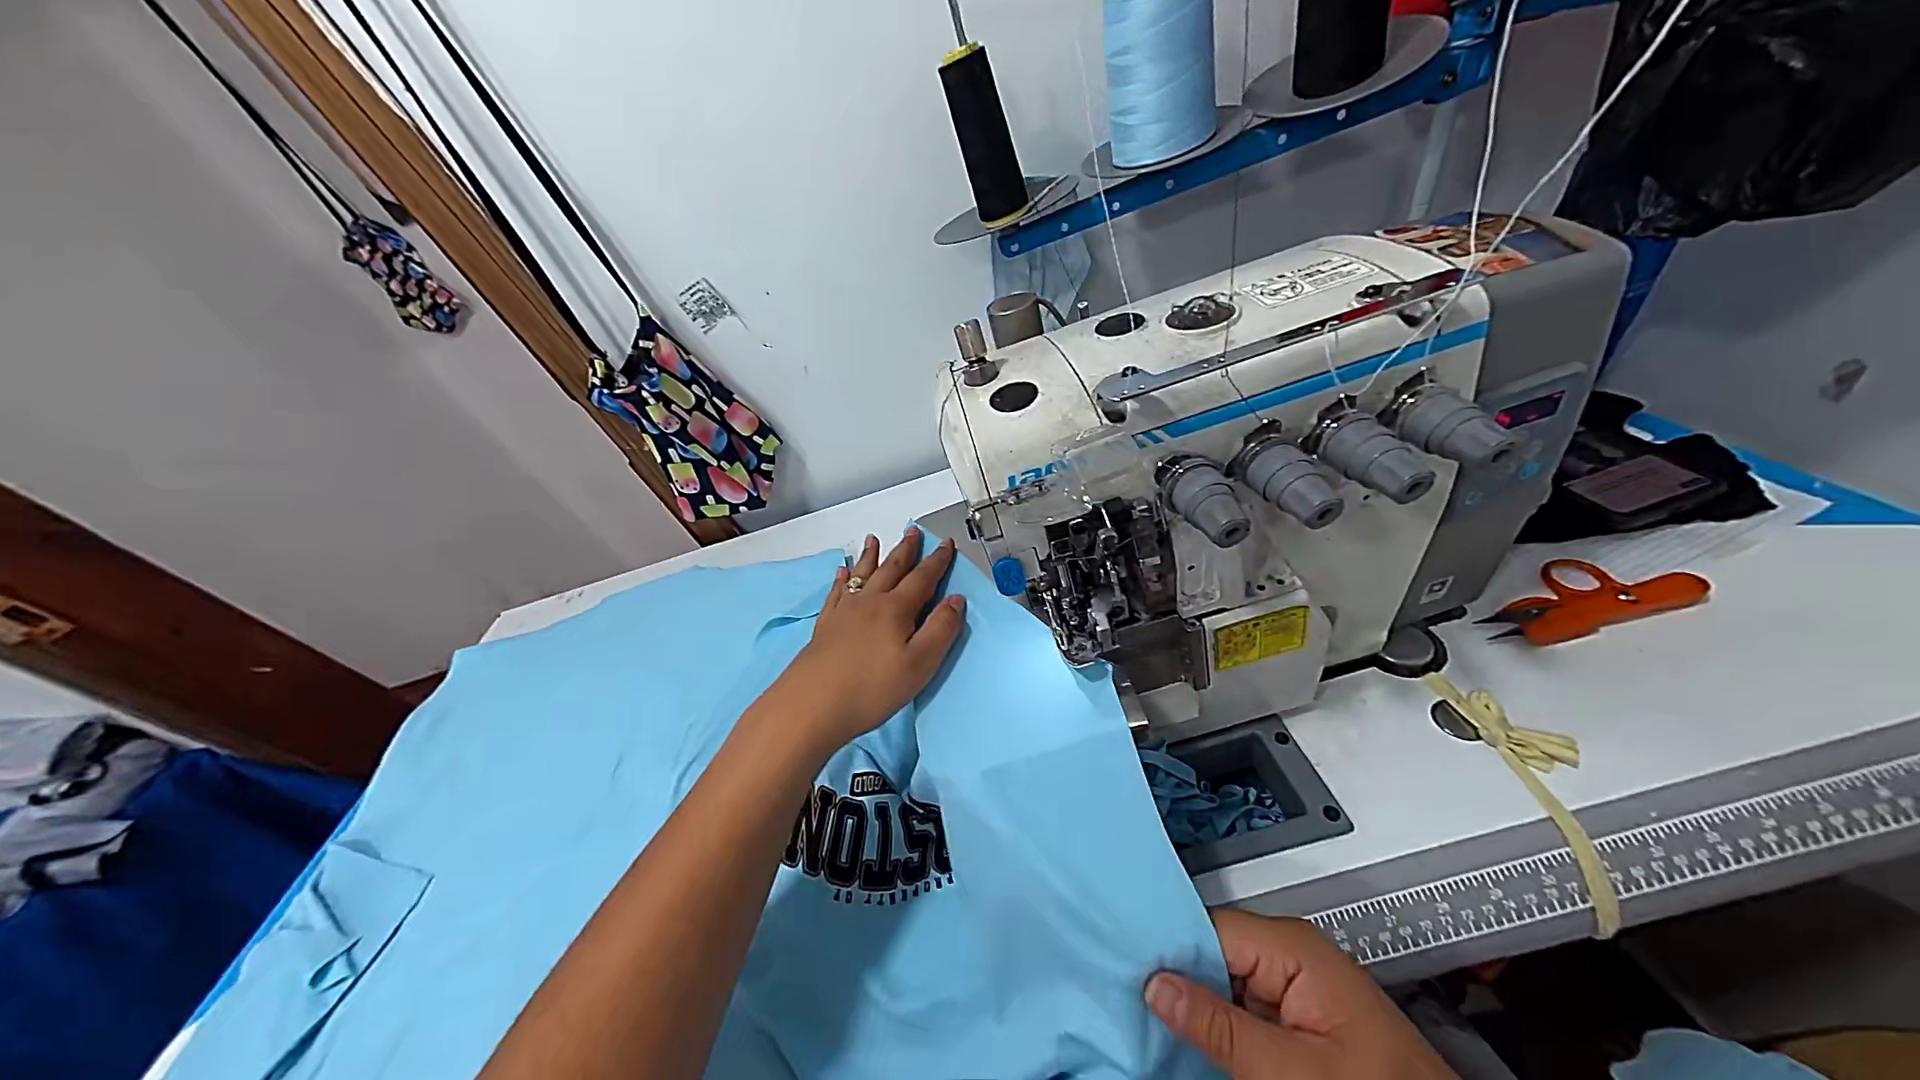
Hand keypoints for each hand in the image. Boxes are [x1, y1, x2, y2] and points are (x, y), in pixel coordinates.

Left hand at [758, 527, 964, 758]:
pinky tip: (841, 573)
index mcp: (896, 610)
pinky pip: (836, 594)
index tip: (946, 544)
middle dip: (905, 550)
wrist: (812, 705)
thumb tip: (956, 599)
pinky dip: (842, 580)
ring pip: (862, 576)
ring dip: (871, 557)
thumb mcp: (920, 664)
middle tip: (913, 530)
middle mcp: (869, 603)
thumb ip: (941, 630)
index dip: (937, 561)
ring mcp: (844, 613)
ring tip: (874, 539)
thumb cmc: (872, 688)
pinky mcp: (825, 627)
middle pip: (891, 569)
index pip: (922, 578)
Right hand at [1146, 910, 1456, 1079]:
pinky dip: (1212, 1025)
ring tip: (1151, 1023)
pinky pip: (1235, 1008)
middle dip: (1175, 980)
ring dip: (1190, 1007)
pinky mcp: (1288, 1016)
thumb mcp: (1296, 1071)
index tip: (1127, 969)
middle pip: (1208, 952)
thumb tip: (1158, 984)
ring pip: (1217, 983)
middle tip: (1132, 1004)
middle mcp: (1287, 955)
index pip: (1206, 927)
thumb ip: (1223, 1027)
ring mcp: (1287, 986)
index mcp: (1291, 947)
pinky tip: (1188, 1040)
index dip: (1165, 949)